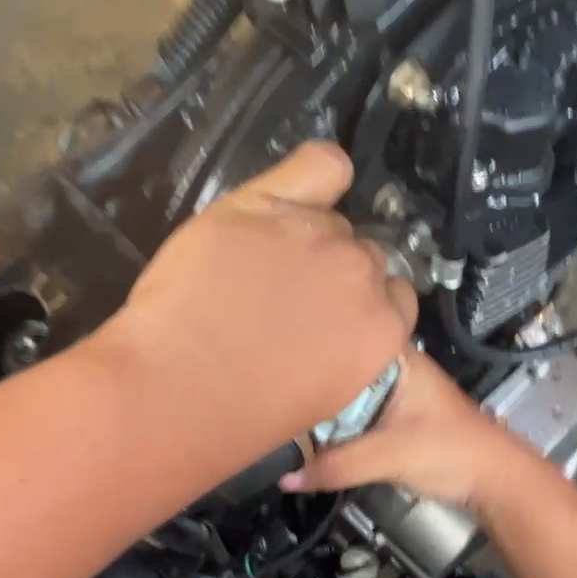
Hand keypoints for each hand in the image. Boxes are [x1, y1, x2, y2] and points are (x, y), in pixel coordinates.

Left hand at [106, 142, 418, 443]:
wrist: (181, 387)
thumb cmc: (247, 412)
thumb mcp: (325, 395)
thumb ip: (350, 350)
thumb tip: (340, 327)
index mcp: (383, 329)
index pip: (395, 295)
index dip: (363, 302)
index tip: (331, 315)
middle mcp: (361, 273)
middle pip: (364, 254)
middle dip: (335, 273)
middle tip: (288, 297)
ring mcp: (315, 233)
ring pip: (330, 221)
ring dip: (308, 237)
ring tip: (262, 267)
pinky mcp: (265, 204)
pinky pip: (320, 166)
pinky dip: (321, 172)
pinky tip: (297, 190)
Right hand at [281, 349, 542, 516]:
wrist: (495, 480)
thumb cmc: (452, 452)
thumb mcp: (388, 456)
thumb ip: (336, 466)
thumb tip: (286, 478)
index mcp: (399, 360)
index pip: (350, 335)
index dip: (316, 341)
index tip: (278, 350)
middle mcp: (397, 369)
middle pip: (344, 367)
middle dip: (314, 378)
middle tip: (272, 386)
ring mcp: (399, 394)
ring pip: (350, 393)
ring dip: (326, 404)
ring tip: (285, 408)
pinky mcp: (399, 420)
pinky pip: (359, 414)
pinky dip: (341, 423)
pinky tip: (317, 431)